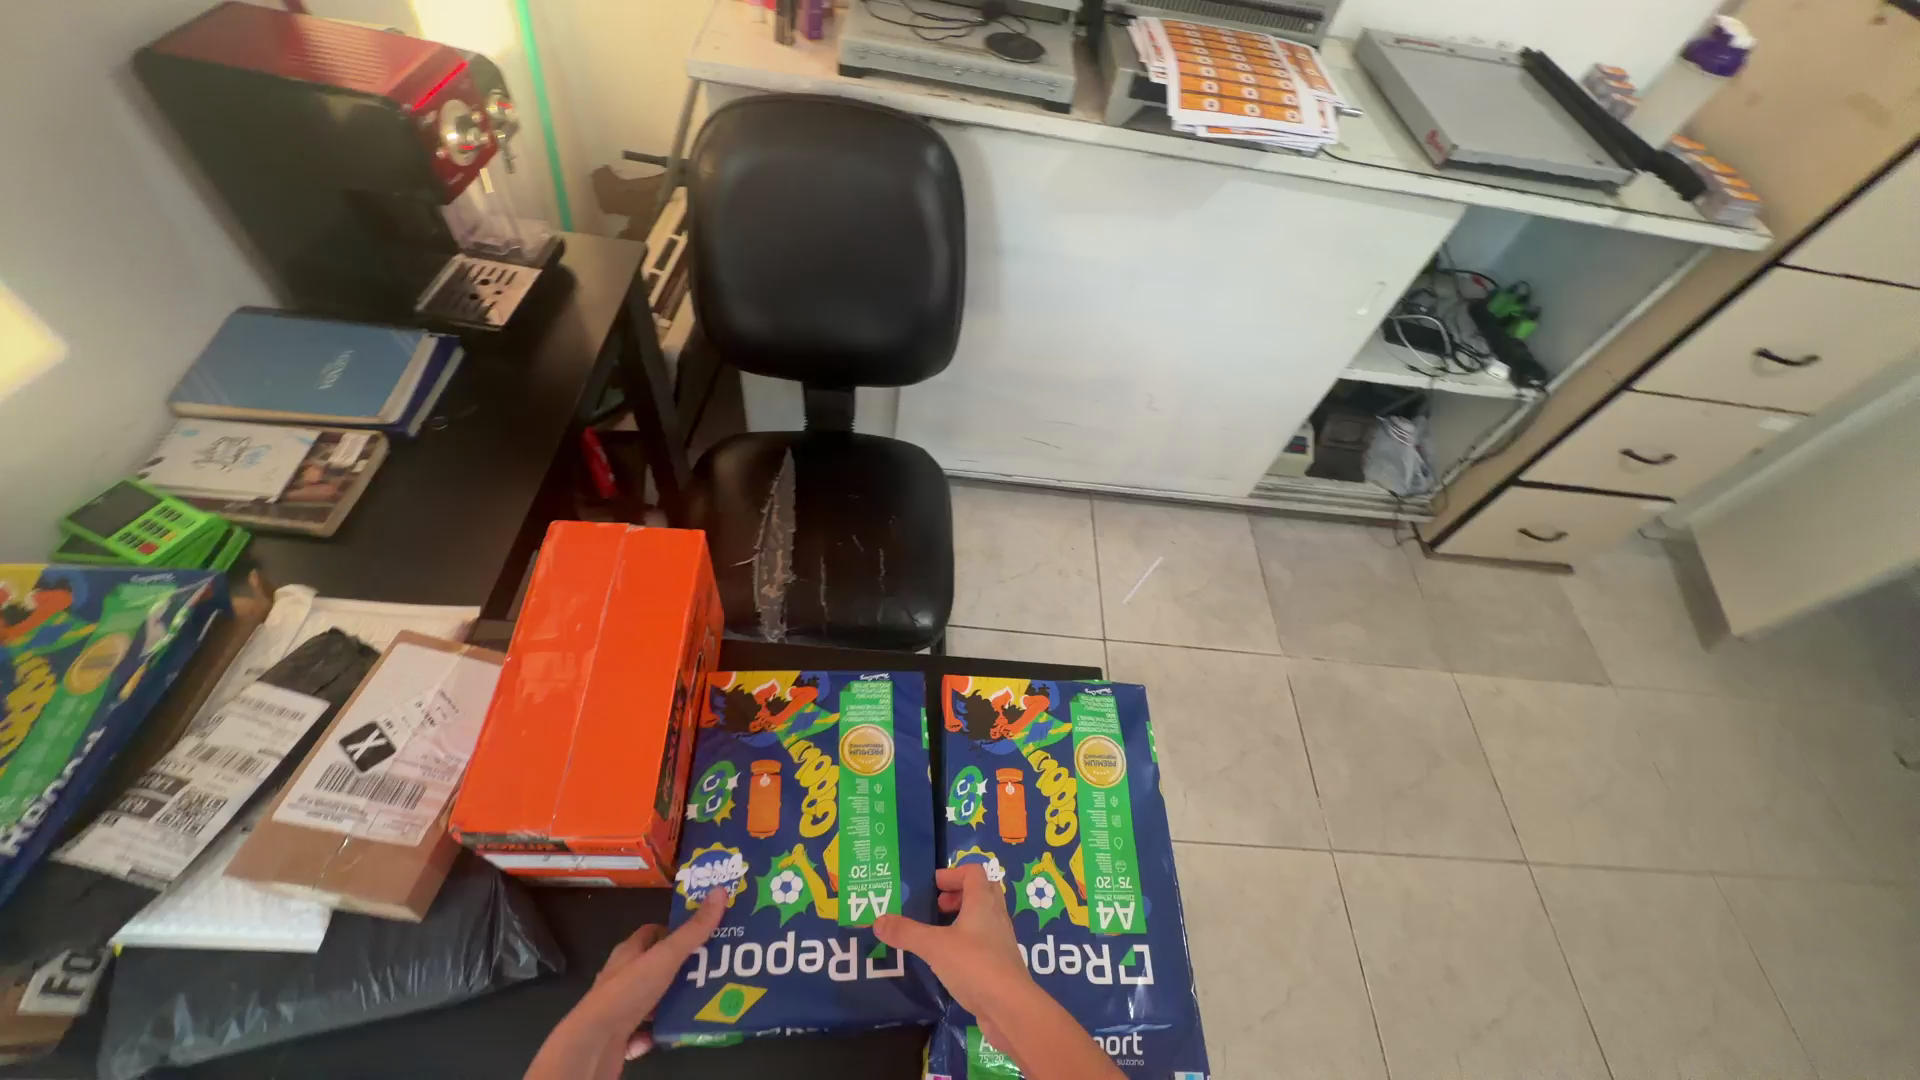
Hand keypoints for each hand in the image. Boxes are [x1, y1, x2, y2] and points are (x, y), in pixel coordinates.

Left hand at [523, 887, 725, 1079]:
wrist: (592, 1045)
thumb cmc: (627, 992)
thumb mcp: (666, 956)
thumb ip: (694, 930)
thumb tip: (721, 891)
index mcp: (629, 952)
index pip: (652, 933)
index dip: (675, 932)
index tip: (701, 935)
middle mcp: (622, 977)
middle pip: (655, 966)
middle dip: (681, 968)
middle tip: (711, 968)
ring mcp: (619, 1008)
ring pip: (651, 1000)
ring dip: (671, 1002)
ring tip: (702, 1001)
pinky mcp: (618, 1036)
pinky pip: (644, 1031)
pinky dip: (657, 1032)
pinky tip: (673, 1032)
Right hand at [874, 865, 1029, 1026]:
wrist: (1010, 1007)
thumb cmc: (974, 965)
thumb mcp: (934, 946)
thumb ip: (906, 933)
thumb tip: (878, 921)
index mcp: (983, 901)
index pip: (974, 872)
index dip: (953, 874)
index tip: (934, 885)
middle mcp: (996, 915)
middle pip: (982, 891)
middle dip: (959, 894)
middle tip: (938, 906)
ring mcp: (1002, 940)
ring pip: (985, 916)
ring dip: (964, 917)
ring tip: (940, 932)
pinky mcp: (1002, 963)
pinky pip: (986, 940)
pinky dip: (969, 940)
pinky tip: (951, 959)